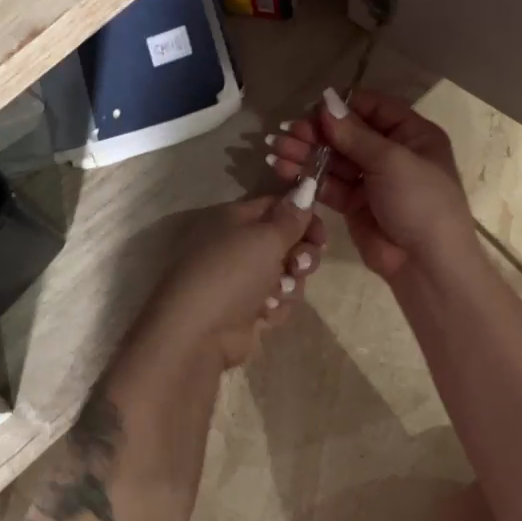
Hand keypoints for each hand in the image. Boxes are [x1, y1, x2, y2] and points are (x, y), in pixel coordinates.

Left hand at [136, 193, 326, 368]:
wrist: (199, 333)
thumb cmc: (231, 273)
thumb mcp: (265, 237)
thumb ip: (291, 216)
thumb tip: (306, 187)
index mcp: (234, 219)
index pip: (278, 207)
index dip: (304, 219)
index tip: (321, 235)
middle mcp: (237, 246)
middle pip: (287, 242)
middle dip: (300, 256)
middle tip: (297, 266)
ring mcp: (241, 280)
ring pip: (287, 274)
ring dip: (288, 285)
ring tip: (274, 295)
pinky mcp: (247, 309)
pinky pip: (277, 301)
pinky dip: (275, 307)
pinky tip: (263, 314)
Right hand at [265, 89, 474, 278]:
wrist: (426, 263)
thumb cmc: (420, 201)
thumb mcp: (391, 161)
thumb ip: (355, 133)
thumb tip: (326, 100)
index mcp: (413, 135)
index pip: (375, 108)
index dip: (344, 107)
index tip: (314, 110)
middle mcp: (393, 154)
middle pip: (349, 133)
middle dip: (318, 132)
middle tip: (288, 132)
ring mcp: (373, 181)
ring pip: (335, 159)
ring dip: (306, 152)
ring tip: (276, 149)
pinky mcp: (355, 205)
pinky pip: (329, 184)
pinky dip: (307, 176)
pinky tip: (283, 169)